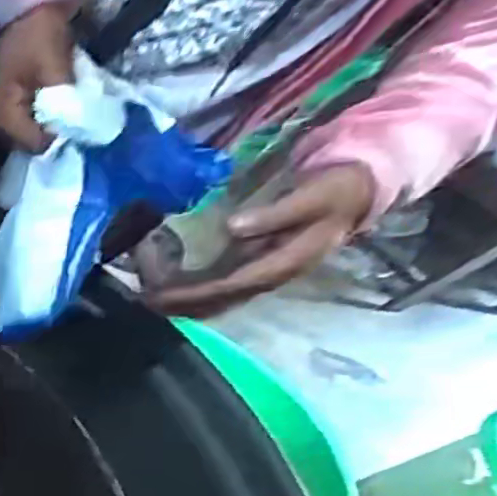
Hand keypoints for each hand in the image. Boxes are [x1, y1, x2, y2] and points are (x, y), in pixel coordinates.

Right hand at [0, 2, 76, 153]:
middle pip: (25, 143)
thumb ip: (64, 103)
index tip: (78, 116)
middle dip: (48, 128)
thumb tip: (75, 129)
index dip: (58, 134)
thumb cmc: (36, 34)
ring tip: (61, 100)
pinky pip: (18, 122)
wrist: (17, 7)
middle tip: (71, 107)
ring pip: (22, 133)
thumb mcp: (55, 67)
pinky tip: (47, 97)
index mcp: (0, 118)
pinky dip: (35, 113)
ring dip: (42, 121)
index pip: (34, 145)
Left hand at [145, 164, 374, 316]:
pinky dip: (188, 293)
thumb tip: (235, 227)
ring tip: (145, 294)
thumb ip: (277, 213)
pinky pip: (215, 292)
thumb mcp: (314, 197)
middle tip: (141, 296)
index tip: (160, 293)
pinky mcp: (251, 274)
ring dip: (179, 301)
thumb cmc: (334, 193)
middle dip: (177, 302)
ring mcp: (258, 279)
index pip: (230, 286)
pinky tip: (164, 287)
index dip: (193, 293)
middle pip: (216, 302)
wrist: (354, 195)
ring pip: (213, 302)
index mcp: (284, 264)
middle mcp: (268, 279)